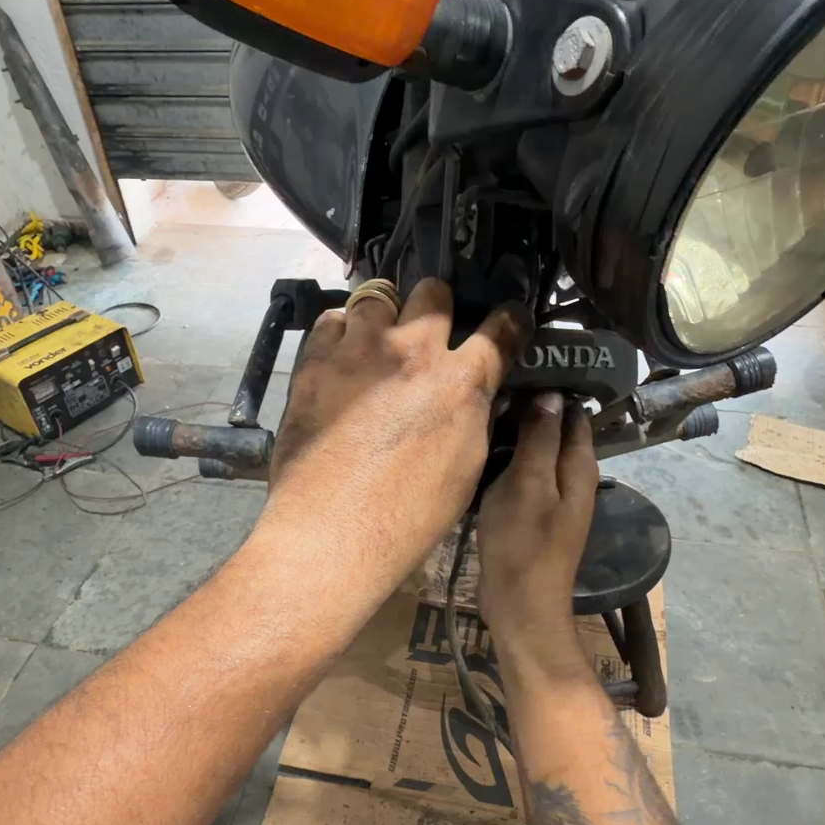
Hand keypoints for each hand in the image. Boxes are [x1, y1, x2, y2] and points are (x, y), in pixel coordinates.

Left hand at [259, 278, 528, 601]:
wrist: (333, 531)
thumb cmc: (409, 517)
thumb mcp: (466, 467)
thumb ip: (472, 417)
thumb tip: (475, 395)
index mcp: (462, 382)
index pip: (501, 329)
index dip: (509, 320)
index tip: (508, 318)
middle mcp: (414, 351)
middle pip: (434, 293)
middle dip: (437, 305)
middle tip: (427, 329)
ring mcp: (360, 350)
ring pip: (378, 295)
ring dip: (384, 313)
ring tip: (376, 337)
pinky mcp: (316, 361)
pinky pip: (331, 321)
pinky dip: (341, 332)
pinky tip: (340, 355)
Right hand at [476, 393, 598, 684]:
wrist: (519, 606)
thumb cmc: (524, 544)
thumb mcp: (529, 484)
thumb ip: (540, 438)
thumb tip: (551, 392)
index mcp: (579, 465)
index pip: (572, 410)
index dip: (549, 387)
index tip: (516, 366)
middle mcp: (571, 477)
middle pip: (552, 429)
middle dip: (526, 408)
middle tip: (489, 386)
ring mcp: (550, 497)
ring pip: (533, 452)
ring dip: (511, 435)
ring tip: (479, 411)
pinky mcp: (530, 514)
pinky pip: (519, 475)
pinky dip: (503, 461)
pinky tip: (478, 452)